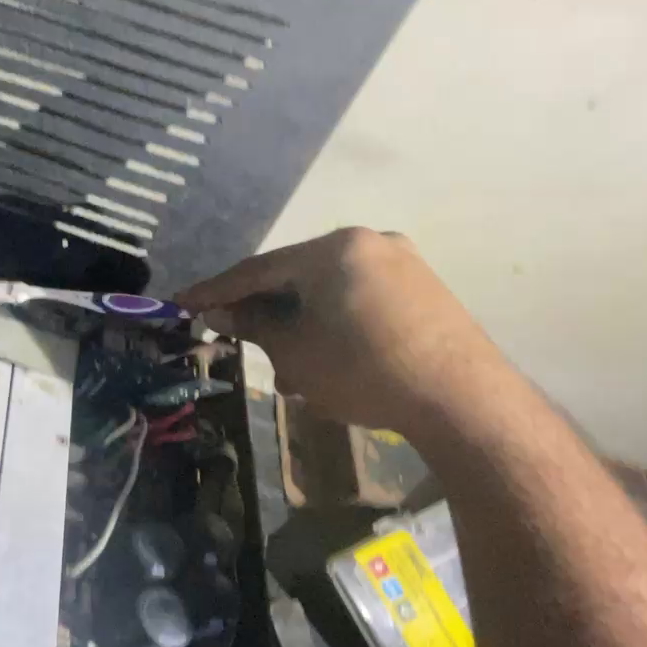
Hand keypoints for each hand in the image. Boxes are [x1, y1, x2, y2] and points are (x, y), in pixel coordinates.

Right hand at [178, 228, 511, 435]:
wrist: (463, 402)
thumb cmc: (362, 368)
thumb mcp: (292, 350)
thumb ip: (251, 323)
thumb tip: (218, 311)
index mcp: (333, 248)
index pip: (258, 269)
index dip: (215, 290)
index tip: (182, 303)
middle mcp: (369, 244)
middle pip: (294, 278)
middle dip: (262, 313)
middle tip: (231, 337)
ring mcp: (403, 266)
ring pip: (326, 293)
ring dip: (297, 326)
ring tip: (284, 370)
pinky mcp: (424, 293)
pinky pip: (357, 302)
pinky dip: (330, 326)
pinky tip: (321, 361)